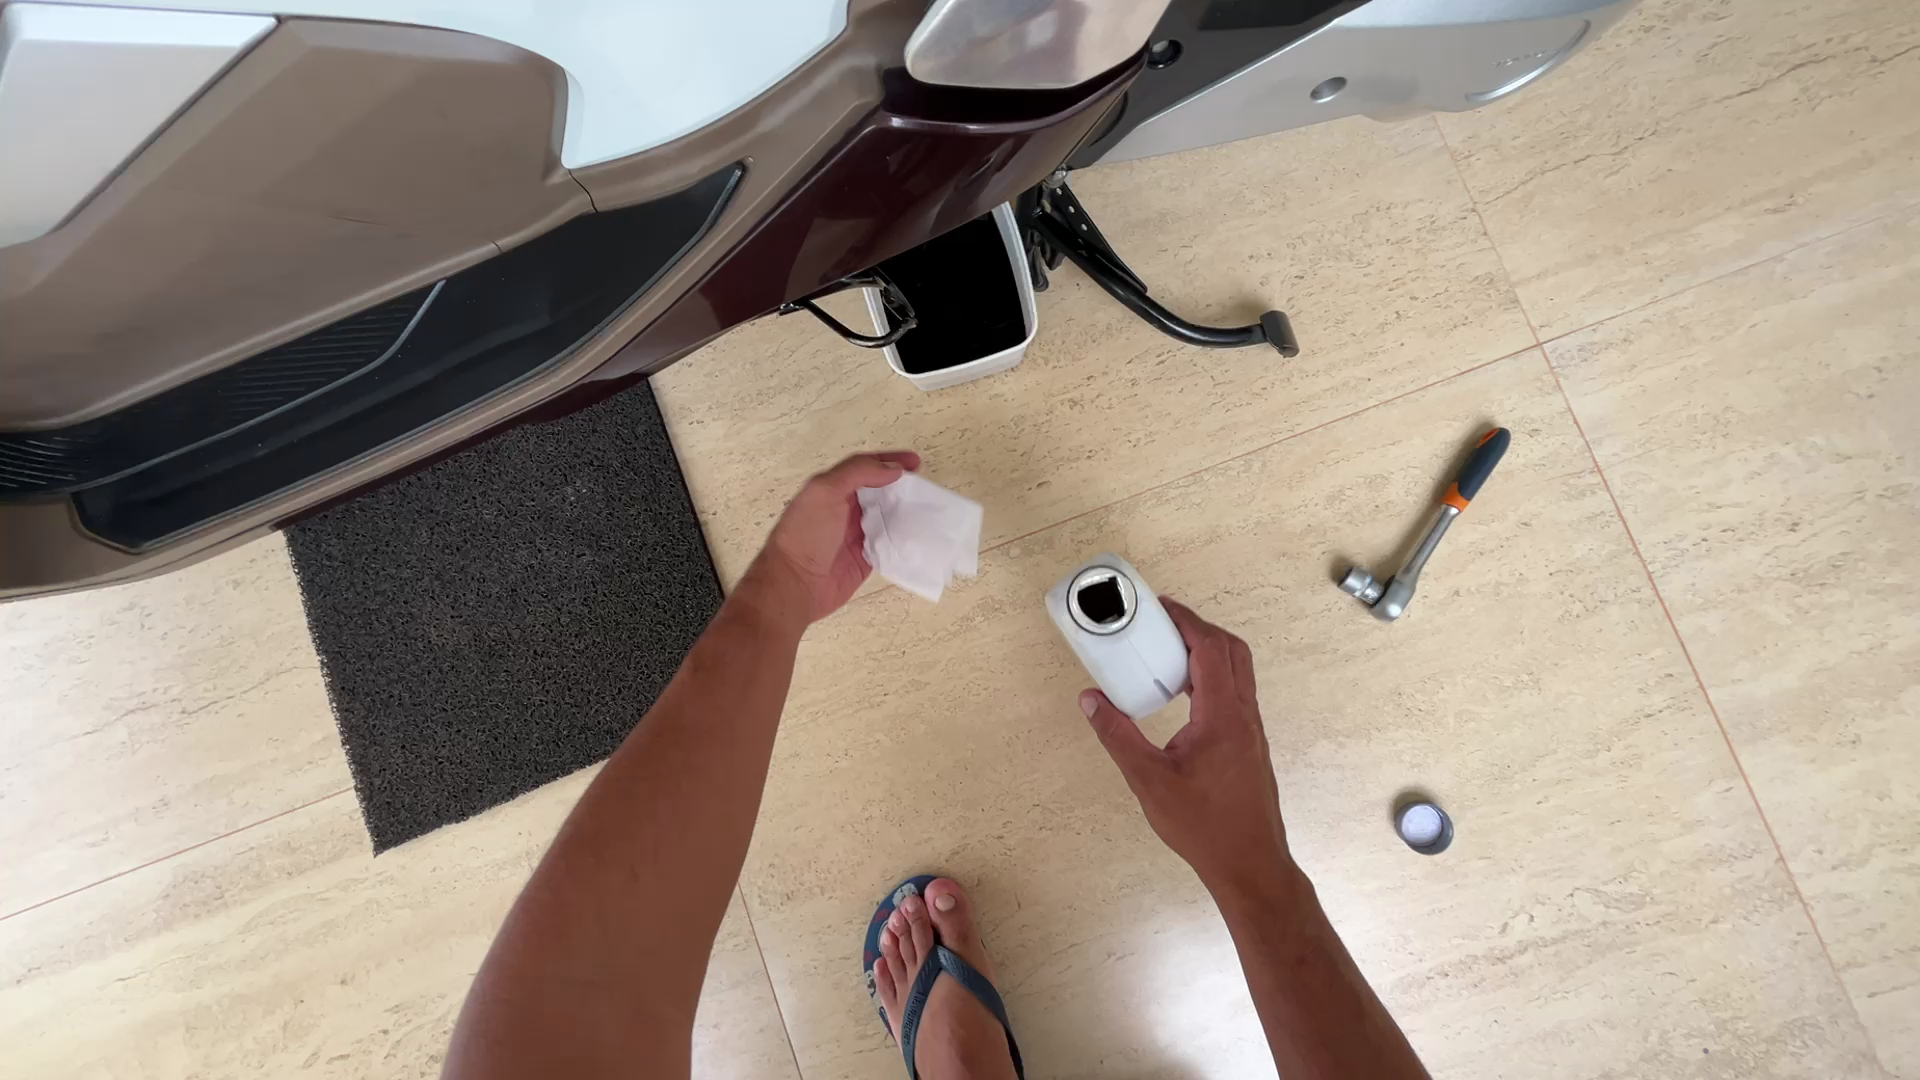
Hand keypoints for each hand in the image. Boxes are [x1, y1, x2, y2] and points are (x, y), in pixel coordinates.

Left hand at [747, 451, 920, 624]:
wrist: (796, 584)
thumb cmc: (806, 534)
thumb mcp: (825, 491)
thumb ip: (858, 472)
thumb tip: (894, 469)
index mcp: (834, 488)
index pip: (866, 467)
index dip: (890, 461)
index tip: (915, 462)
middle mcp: (846, 508)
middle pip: (881, 491)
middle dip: (902, 487)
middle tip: (925, 488)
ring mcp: (857, 533)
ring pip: (888, 516)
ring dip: (906, 511)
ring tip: (928, 508)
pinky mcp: (866, 557)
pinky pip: (890, 543)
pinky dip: (904, 537)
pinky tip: (920, 534)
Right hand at [1080, 599, 1293, 898]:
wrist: (1250, 866)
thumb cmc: (1202, 825)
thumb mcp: (1147, 779)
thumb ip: (1116, 735)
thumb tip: (1090, 699)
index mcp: (1222, 716)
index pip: (1210, 649)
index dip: (1187, 620)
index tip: (1161, 607)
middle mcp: (1244, 715)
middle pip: (1232, 651)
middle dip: (1199, 628)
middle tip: (1164, 622)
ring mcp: (1251, 730)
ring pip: (1238, 671)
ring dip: (1208, 651)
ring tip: (1169, 650)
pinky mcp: (1250, 744)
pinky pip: (1235, 692)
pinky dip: (1211, 675)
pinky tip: (1183, 692)